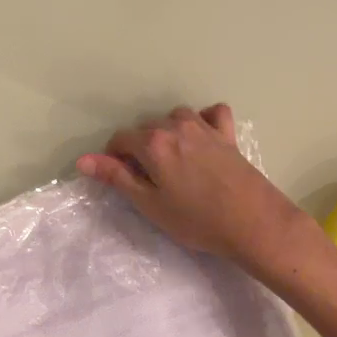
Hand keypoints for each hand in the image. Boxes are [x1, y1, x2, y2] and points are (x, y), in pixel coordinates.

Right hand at [77, 103, 322, 273]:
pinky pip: (212, 114)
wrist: (253, 223)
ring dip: (168, 133)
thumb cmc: (196, 221)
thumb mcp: (150, 204)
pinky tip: (203, 139)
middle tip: (149, 180)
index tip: (123, 180)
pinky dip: (204, 121)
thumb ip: (117, 178)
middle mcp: (177, 126)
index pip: (120, 139)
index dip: (114, 159)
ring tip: (173, 163)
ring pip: (176, 118)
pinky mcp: (229, 135)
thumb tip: (83, 159)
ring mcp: (206, 127)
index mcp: (153, 144)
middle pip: (147, 128)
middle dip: (140, 147)